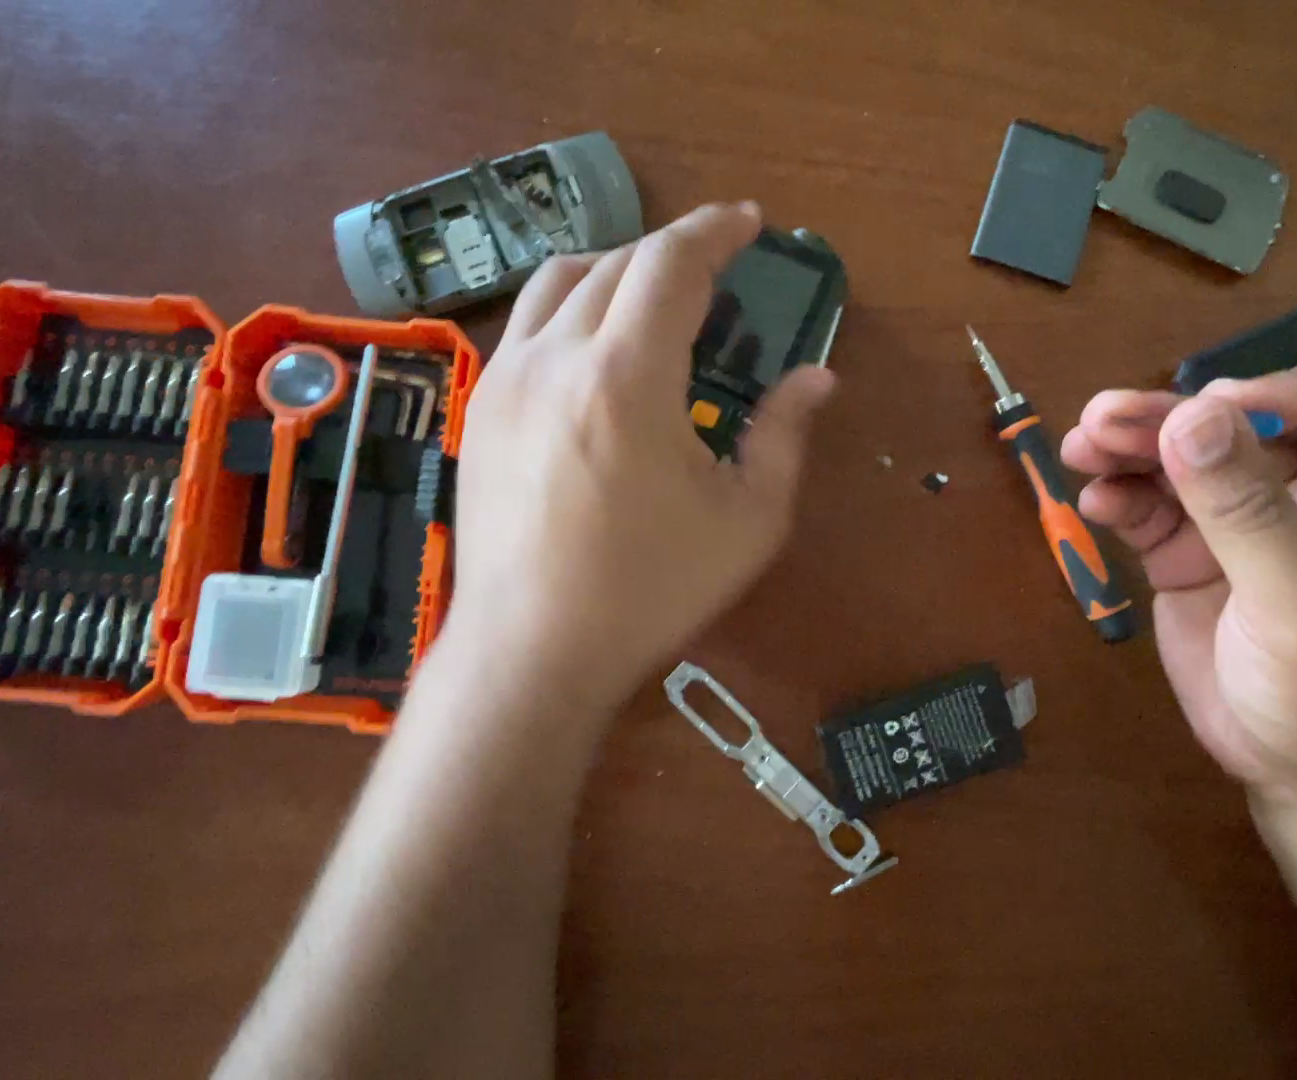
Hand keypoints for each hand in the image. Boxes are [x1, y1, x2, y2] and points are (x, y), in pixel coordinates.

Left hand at [439, 202, 834, 704]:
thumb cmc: (650, 588)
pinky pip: (525, 324)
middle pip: (616, 263)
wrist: (534, 648)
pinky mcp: (481, 408)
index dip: (716, 231)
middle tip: (713, 275)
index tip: (749, 222)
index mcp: (628, 375)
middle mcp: (556, 356)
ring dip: (613, 269)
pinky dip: (569, 308)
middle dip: (672, 253)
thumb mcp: (746, 521)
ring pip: (557, 281)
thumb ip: (784, 437)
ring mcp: (506, 379)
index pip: (671, 264)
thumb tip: (815, 379)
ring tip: (650, 296)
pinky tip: (592, 350)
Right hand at [1060, 357, 1296, 804]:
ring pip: (1184, 463)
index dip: (1277, 391)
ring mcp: (1245, 529)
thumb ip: (1247, 510)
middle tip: (1101, 419)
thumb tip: (1186, 416)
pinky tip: (1095, 502)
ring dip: (1131, 450)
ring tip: (1079, 447)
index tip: (1206, 412)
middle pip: (1239, 425)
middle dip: (1172, 418)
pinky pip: (1151, 512)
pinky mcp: (1191, 561)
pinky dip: (1120, 500)